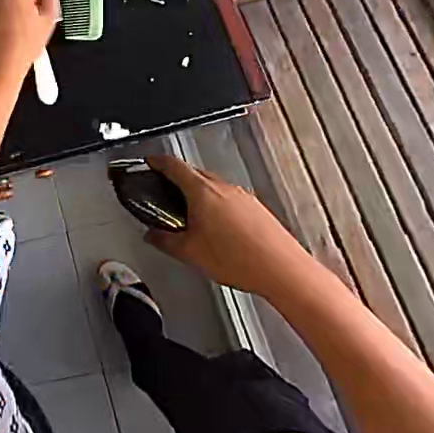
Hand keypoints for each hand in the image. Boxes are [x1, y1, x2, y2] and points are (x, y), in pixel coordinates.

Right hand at [142, 155, 317, 298]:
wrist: (282, 271)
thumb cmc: (242, 260)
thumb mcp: (190, 253)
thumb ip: (165, 240)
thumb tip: (154, 235)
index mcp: (202, 191)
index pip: (174, 165)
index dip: (157, 162)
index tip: (150, 161)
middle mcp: (223, 188)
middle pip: (194, 172)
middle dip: (177, 179)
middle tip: (165, 190)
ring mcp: (242, 197)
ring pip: (213, 186)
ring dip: (198, 193)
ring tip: (191, 217)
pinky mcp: (256, 208)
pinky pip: (229, 199)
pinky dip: (217, 206)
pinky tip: (218, 230)